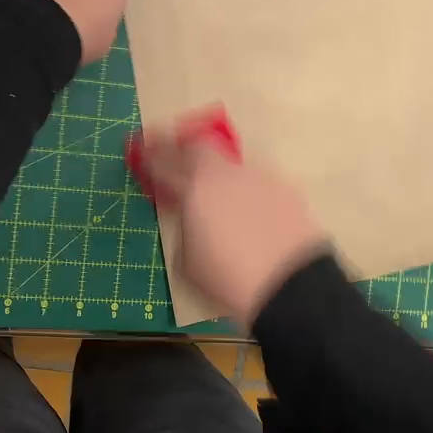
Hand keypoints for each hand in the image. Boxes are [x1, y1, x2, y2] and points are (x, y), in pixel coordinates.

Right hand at [138, 135, 329, 328]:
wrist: (291, 288)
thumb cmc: (228, 280)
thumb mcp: (186, 263)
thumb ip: (183, 229)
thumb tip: (189, 218)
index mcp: (193, 189)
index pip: (162, 161)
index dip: (149, 153)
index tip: (141, 147)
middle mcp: (225, 174)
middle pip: (198, 144)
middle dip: (183, 147)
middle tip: (176, 154)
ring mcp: (259, 177)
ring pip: (229, 164)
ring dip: (217, 173)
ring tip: (217, 197)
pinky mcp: (286, 189)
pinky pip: (255, 182)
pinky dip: (245, 190)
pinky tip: (249, 213)